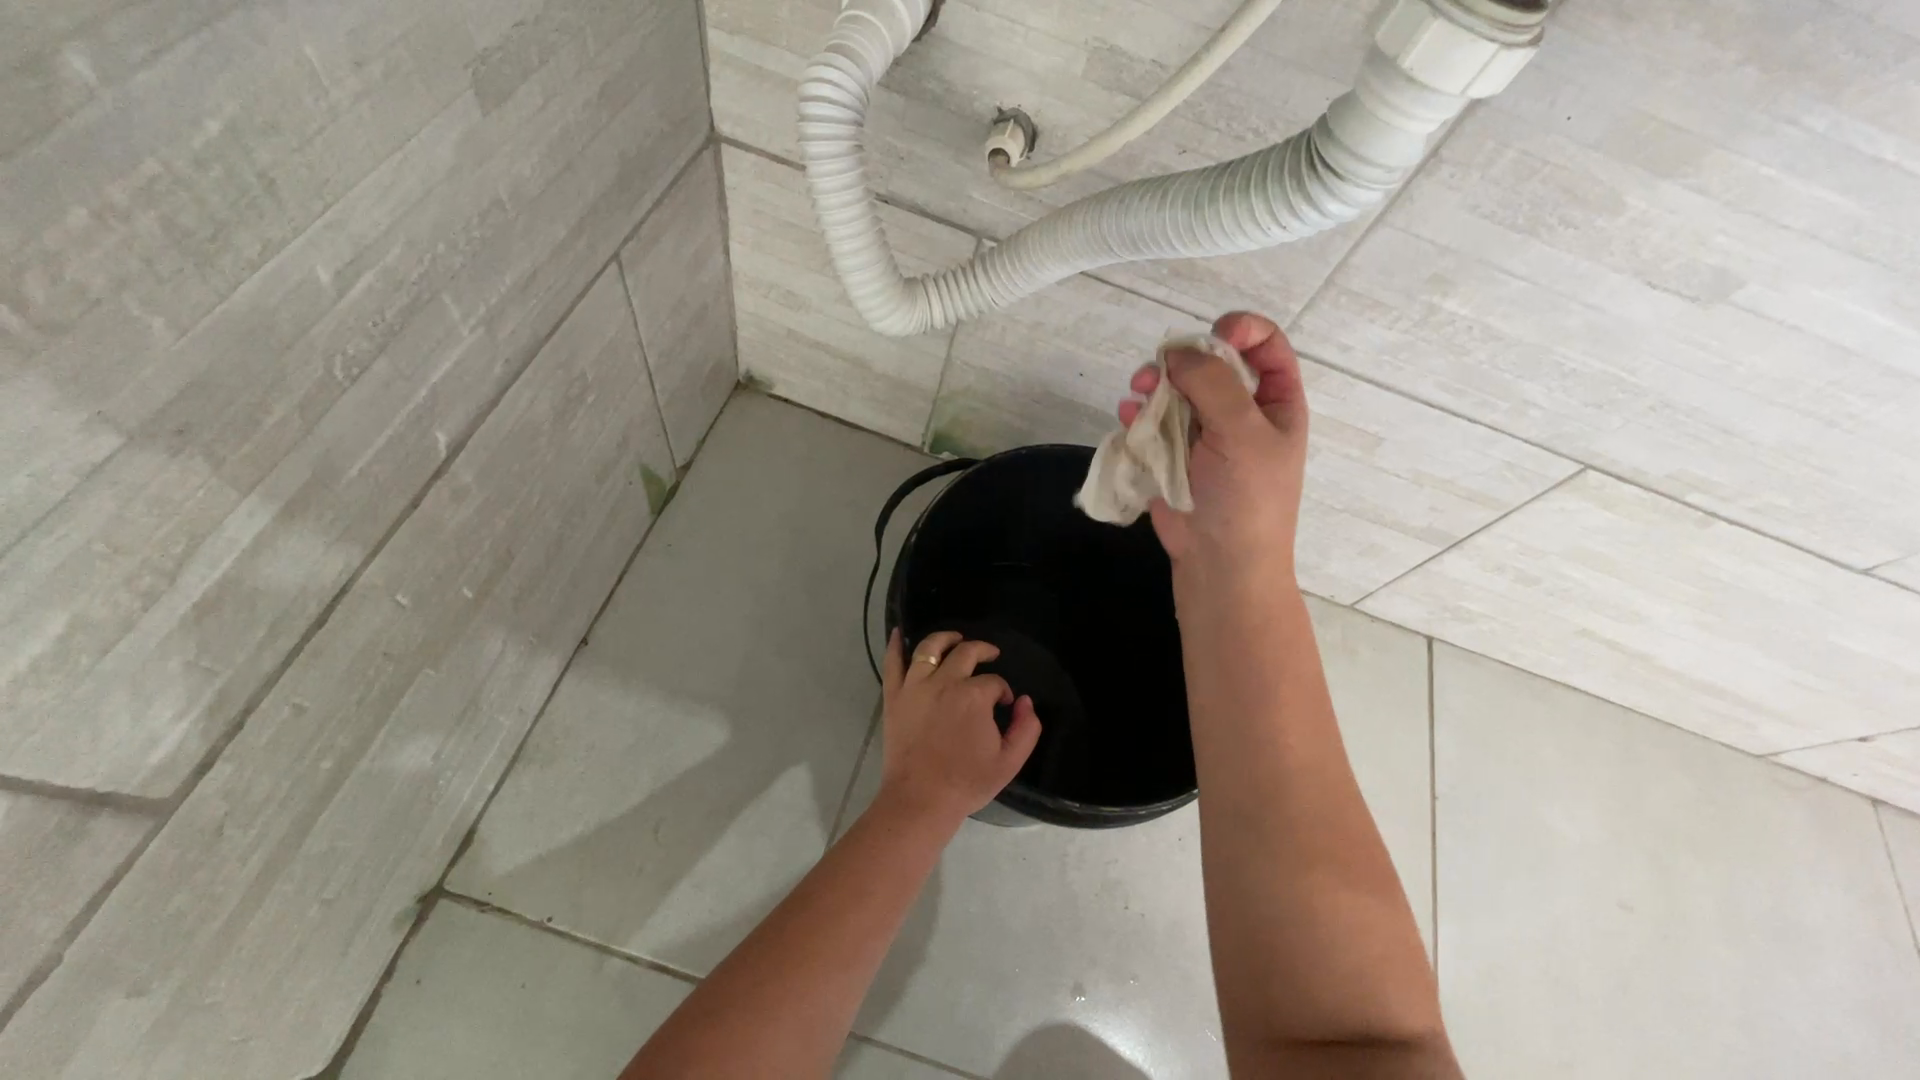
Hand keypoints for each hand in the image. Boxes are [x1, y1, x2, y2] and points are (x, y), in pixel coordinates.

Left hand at [876, 629, 1041, 827]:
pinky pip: (892, 663)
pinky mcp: (894, 696)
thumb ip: (1026, 728)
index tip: (1003, 704)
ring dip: (946, 638)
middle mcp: (944, 682)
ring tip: (955, 638)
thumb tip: (1024, 702)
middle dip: (983, 650)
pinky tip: (898, 632)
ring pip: (930, 647)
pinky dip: (894, 644)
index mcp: (974, 696)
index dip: (1002, 691)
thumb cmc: (966, 782)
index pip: (994, 682)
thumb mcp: (1010, 761)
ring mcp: (915, 687)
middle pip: (966, 653)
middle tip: (990, 654)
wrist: (921, 800)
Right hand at [1118, 312, 1308, 596]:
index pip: (1264, 345)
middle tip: (1157, 374)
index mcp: (1275, 402)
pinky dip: (1138, 416)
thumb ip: (1214, 383)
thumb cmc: (1247, 498)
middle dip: (1182, 363)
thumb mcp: (1243, 432)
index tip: (1213, 335)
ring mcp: (1203, 435)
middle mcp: (1240, 412)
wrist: (1221, 564)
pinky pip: (1152, 422)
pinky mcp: (1172, 455)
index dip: (1241, 329)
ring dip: (1154, 388)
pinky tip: (1128, 419)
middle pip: (1209, 364)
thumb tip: (1179, 353)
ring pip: (1174, 392)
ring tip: (1137, 399)